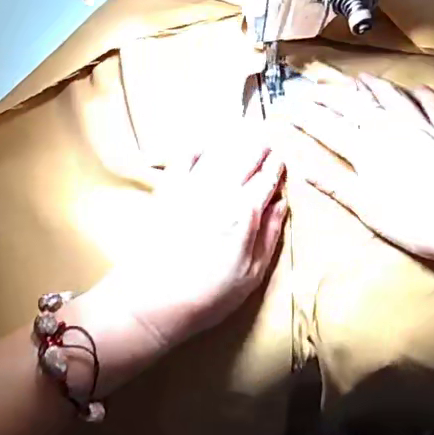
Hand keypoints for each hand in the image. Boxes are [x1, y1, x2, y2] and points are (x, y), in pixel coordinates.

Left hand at [70, 124, 286, 391]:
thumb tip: (280, 205)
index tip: (281, 159)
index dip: (276, 167)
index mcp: (245, 212)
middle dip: (257, 148)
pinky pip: (182, 161)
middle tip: (266, 141)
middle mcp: (219, 192)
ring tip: (242, 134)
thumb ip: (269, 236)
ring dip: (232, 142)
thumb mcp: (252, 274)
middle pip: (243, 159)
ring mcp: (190, 189)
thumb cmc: (209, 295)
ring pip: (217, 154)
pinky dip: (195, 150)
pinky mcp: (166, 192)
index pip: (266, 179)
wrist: (152, 301)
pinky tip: (202, 146)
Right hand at [276, 74, 433, 282]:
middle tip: (310, 88)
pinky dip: (419, 93)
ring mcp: (422, 125)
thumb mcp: (364, 205)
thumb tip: (295, 157)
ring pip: (390, 95)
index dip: (302, 113)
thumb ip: (329, 177)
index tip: (284, 106)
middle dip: (328, 94)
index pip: (325, 124)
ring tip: (356, 78)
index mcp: (365, 147)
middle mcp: (390, 127)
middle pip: (353, 102)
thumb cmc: (417, 222)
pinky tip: (415, 90)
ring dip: (369, 85)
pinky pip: (431, 103)